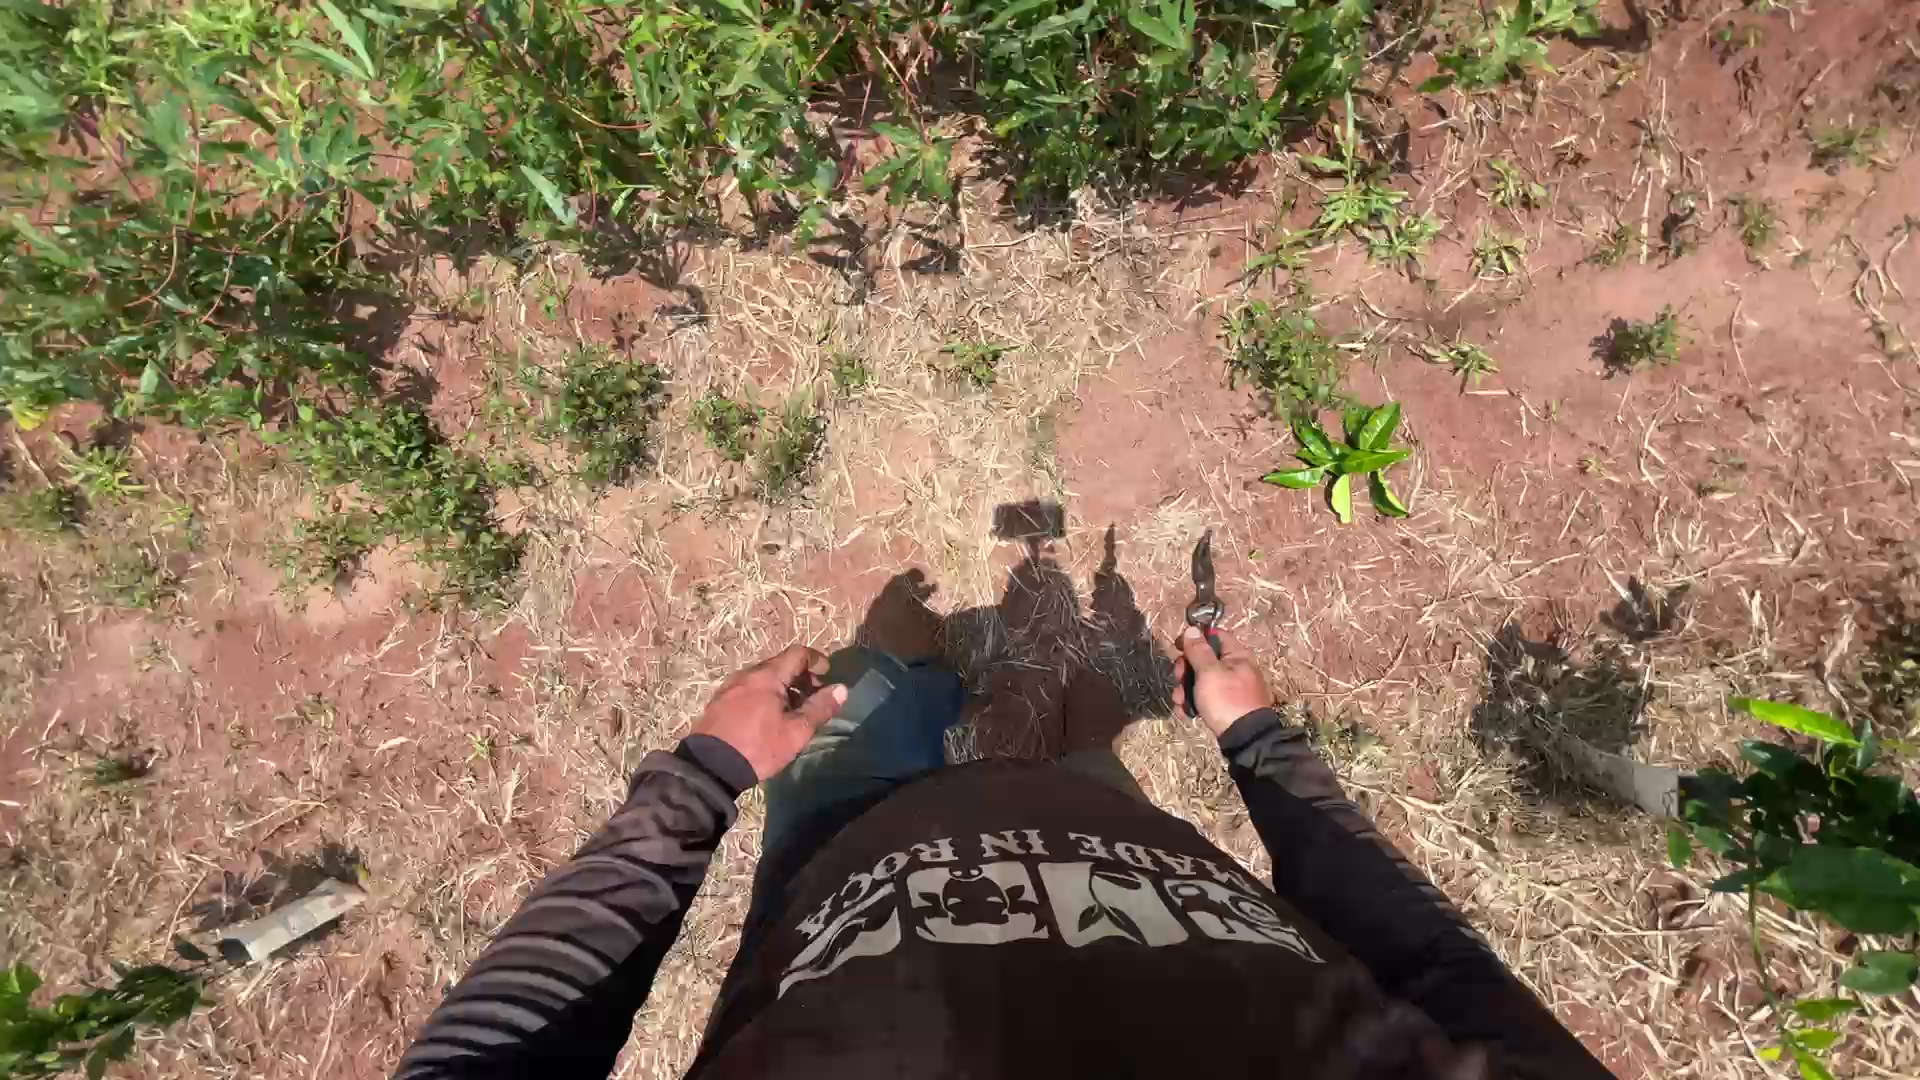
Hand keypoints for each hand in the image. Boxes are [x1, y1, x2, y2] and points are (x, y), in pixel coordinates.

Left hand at [693, 646, 847, 780]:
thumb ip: (820, 708)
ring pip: (764, 677)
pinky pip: (749, 689)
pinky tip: (769, 717)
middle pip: (780, 664)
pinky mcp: (719, 702)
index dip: (816, 660)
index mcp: (768, 676)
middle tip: (814, 695)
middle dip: (801, 676)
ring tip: (794, 710)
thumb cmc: (758, 746)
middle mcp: (747, 675)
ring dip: (783, 687)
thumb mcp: (796, 731)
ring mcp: (730, 687)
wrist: (708, 768)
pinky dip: (766, 694)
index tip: (827, 674)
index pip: (798, 654)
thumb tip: (841, 689)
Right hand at [1172, 626, 1272, 737]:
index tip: (1178, 647)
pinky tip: (1185, 712)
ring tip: (1180, 702)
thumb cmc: (1226, 700)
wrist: (1244, 740)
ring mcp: (1230, 687)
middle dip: (1185, 670)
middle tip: (1179, 680)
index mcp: (1236, 655)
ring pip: (1199, 679)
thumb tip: (1192, 629)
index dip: (1194, 639)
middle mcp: (1235, 668)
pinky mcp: (1224, 704)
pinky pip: (1204, 696)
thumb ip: (1198, 651)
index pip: (1213, 635)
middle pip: (1202, 659)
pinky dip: (1192, 702)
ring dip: (1185, 689)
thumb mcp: (1209, 673)